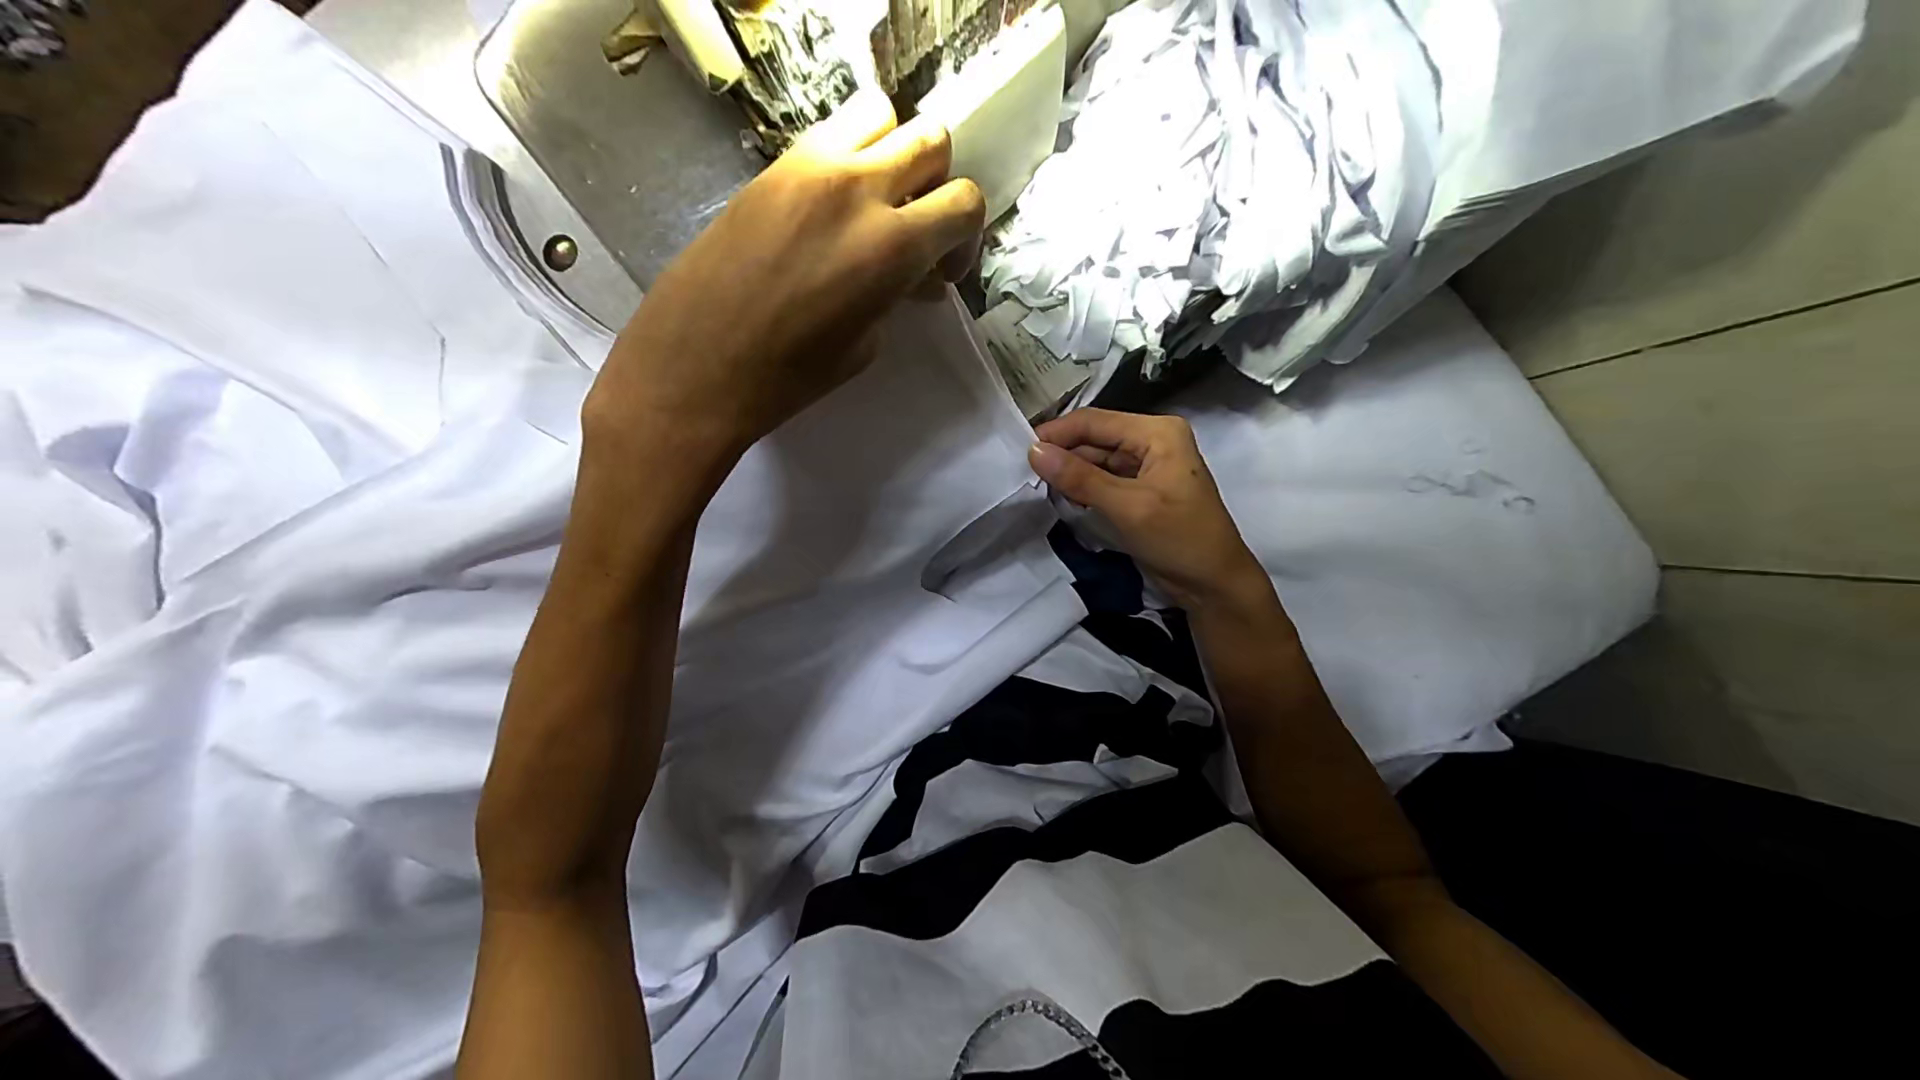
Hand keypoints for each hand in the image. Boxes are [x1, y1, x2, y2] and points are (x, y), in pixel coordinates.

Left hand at [583, 90, 985, 461]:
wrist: (697, 366)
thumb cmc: (789, 377)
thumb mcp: (865, 344)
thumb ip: (899, 294)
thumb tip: (919, 276)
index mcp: (891, 246)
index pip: (965, 201)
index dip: (966, 234)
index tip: (944, 265)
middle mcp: (857, 188)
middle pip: (930, 138)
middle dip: (936, 181)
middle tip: (915, 225)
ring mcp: (808, 167)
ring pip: (877, 113)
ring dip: (891, 150)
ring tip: (874, 202)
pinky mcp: (769, 167)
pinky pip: (828, 136)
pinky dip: (846, 158)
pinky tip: (830, 209)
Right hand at [1030, 409, 1272, 613]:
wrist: (1213, 585)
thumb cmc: (1179, 539)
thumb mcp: (1127, 507)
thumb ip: (1079, 478)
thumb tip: (1033, 451)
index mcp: (1157, 432)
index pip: (1095, 422)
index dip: (1057, 433)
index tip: (1020, 450)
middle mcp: (1152, 441)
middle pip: (1095, 438)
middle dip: (1062, 453)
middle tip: (1023, 472)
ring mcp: (1147, 466)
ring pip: (1096, 460)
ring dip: (1070, 472)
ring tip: (1036, 485)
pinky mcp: (1140, 490)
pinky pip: (1103, 479)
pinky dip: (1083, 487)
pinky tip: (1063, 498)